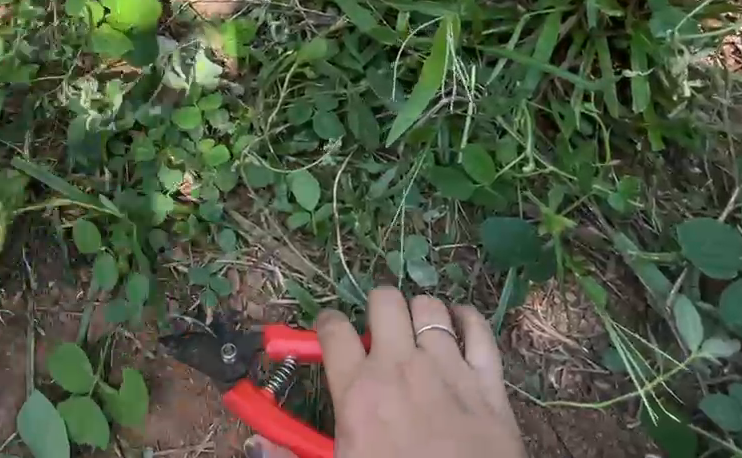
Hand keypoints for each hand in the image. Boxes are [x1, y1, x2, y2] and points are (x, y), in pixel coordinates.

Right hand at [249, 287, 525, 457]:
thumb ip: (291, 455)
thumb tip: (253, 445)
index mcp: (358, 390)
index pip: (332, 328)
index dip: (328, 324)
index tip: (332, 333)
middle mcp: (400, 367)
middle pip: (383, 300)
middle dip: (379, 309)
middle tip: (379, 332)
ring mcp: (447, 371)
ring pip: (430, 308)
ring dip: (421, 315)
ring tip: (418, 333)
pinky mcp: (488, 385)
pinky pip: (479, 331)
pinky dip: (468, 321)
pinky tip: (459, 326)